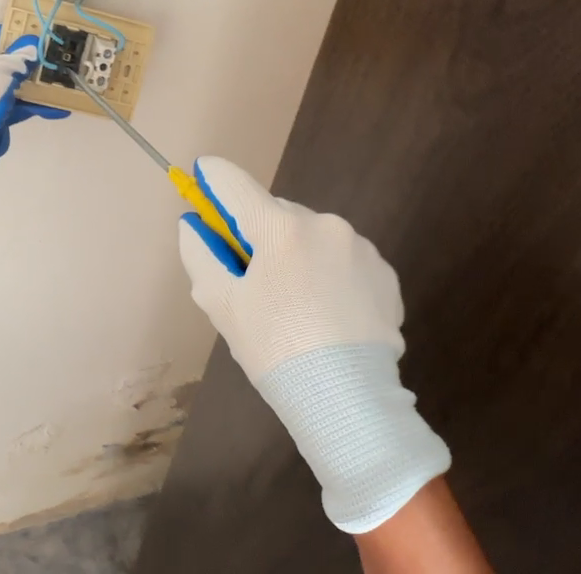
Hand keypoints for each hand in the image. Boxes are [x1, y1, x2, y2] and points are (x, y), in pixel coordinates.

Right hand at [177, 158, 449, 533]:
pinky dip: (328, 272)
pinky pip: (342, 259)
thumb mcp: (221, 303)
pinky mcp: (385, 274)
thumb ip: (200, 253)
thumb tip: (195, 225)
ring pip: (311, 235)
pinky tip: (325, 311)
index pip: (234, 183)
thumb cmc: (273, 348)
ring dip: (297, 252)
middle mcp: (323, 224)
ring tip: (295, 302)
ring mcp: (360, 248)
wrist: (348, 402)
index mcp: (280, 227)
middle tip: (252, 275)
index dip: (212, 179)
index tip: (202, 178)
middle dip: (259, 232)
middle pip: (275, 212)